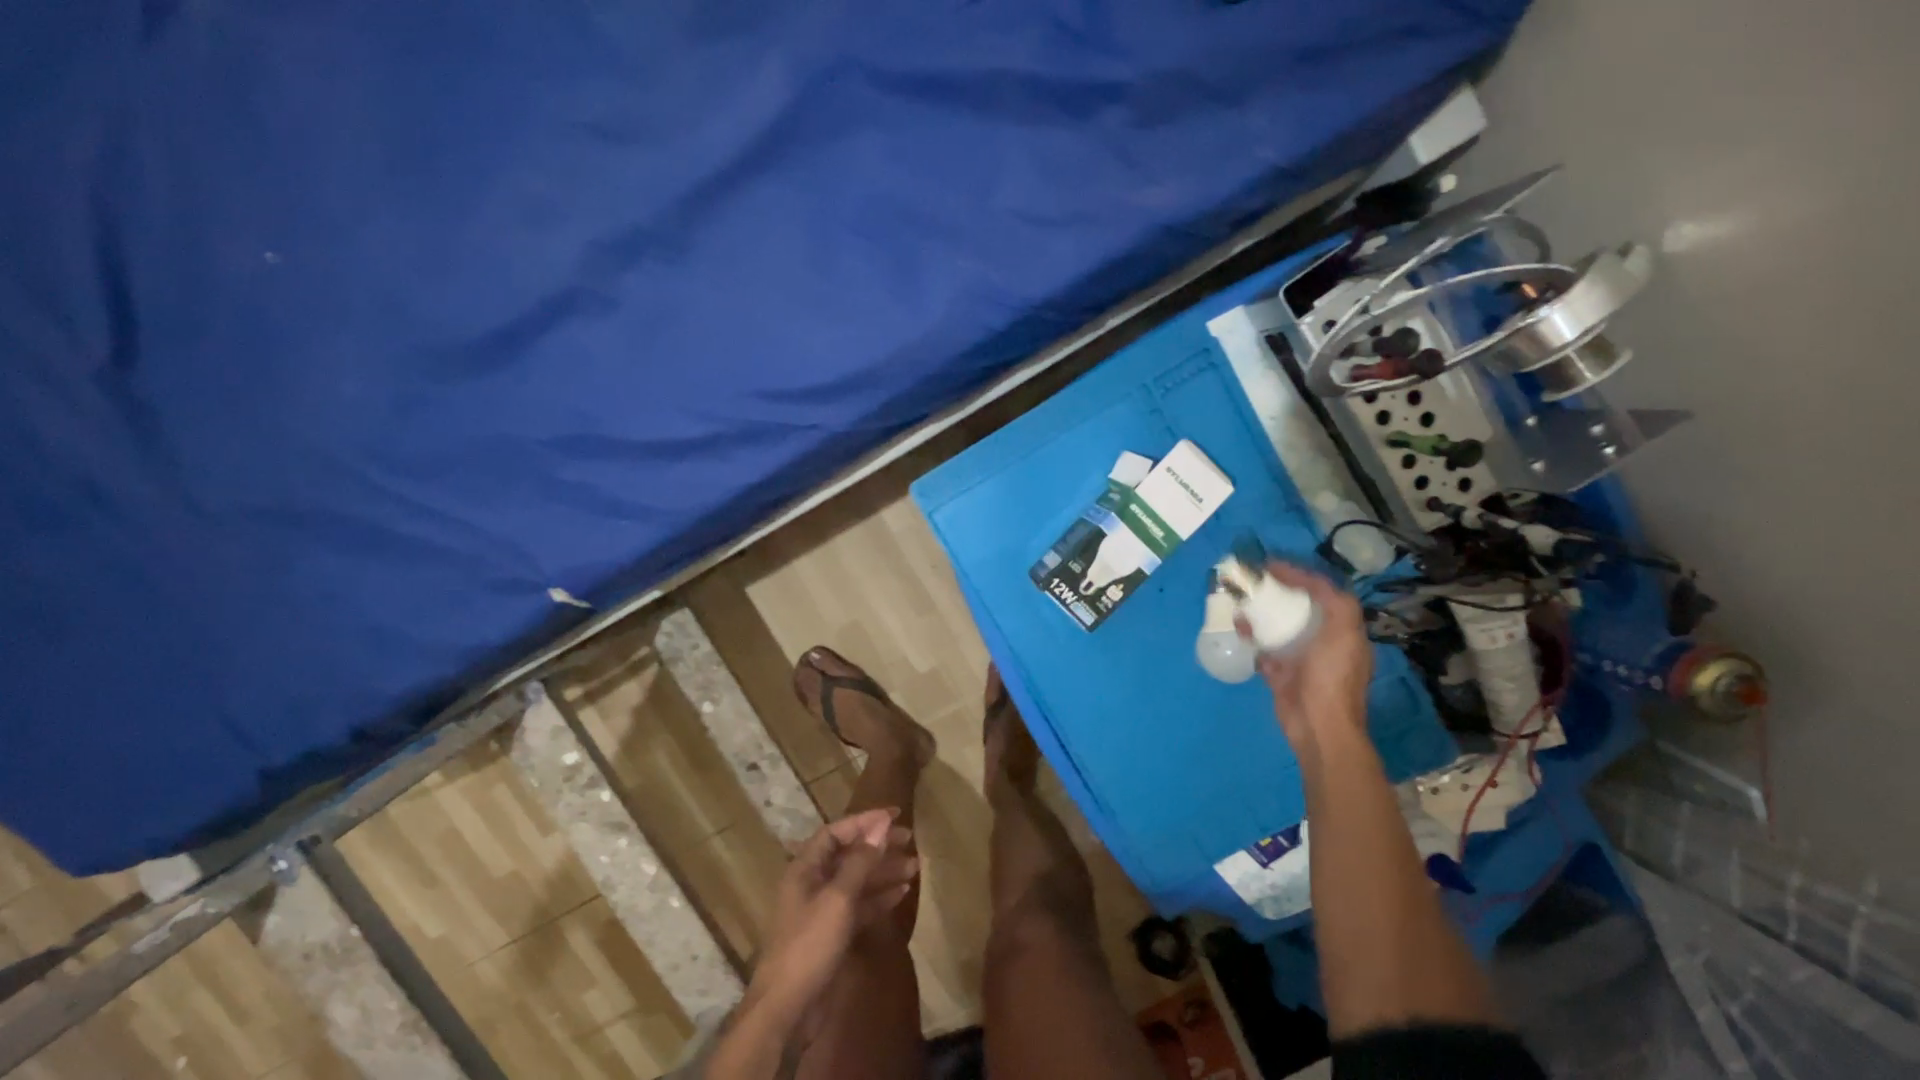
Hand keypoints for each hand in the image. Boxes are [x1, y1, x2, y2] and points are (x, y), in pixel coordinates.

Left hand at [748, 808, 918, 1018]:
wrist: (788, 1007)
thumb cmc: (809, 945)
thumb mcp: (838, 899)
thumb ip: (860, 862)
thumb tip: (881, 826)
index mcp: (804, 869)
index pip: (835, 833)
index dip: (864, 821)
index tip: (894, 815)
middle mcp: (811, 884)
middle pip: (847, 855)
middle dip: (878, 846)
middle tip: (910, 840)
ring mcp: (821, 911)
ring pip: (856, 882)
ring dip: (883, 872)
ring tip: (915, 867)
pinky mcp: (832, 935)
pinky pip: (859, 907)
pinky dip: (879, 898)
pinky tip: (902, 893)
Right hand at [1248, 561, 1372, 750]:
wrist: (1318, 725)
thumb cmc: (1332, 675)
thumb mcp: (1344, 630)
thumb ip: (1333, 601)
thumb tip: (1304, 580)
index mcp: (1343, 629)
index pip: (1322, 593)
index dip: (1299, 576)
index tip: (1272, 564)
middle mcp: (1324, 641)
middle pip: (1298, 608)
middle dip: (1276, 591)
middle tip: (1252, 578)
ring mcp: (1300, 658)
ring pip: (1278, 627)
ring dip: (1260, 612)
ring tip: (1241, 598)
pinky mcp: (1280, 674)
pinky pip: (1263, 649)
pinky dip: (1251, 637)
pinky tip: (1238, 626)